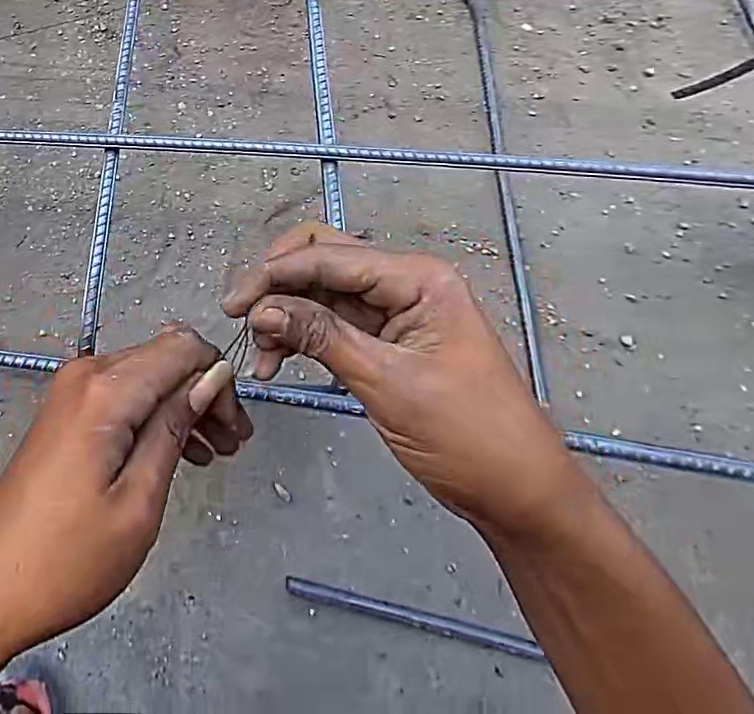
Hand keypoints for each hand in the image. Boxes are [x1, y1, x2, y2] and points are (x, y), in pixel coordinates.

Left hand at [0, 327, 248, 710]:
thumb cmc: (68, 557)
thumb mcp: (139, 500)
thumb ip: (174, 428)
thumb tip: (210, 379)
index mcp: (105, 390)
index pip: (182, 347)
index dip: (218, 380)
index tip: (234, 429)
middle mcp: (84, 375)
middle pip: (163, 357)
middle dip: (204, 393)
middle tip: (232, 445)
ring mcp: (69, 392)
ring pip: (143, 375)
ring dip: (182, 405)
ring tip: (211, 453)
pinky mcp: (63, 412)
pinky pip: (120, 395)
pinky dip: (152, 415)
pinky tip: (174, 452)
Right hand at [221, 221, 585, 538]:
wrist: (520, 495)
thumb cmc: (470, 437)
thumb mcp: (388, 382)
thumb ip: (320, 336)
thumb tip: (262, 310)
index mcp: (417, 280)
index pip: (327, 257)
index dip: (272, 275)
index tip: (234, 304)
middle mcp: (402, 284)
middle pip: (319, 260)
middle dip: (275, 285)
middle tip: (241, 317)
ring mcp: (390, 311)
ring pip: (316, 292)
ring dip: (282, 314)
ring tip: (260, 353)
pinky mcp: (379, 338)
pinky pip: (324, 322)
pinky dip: (295, 336)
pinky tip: (274, 361)